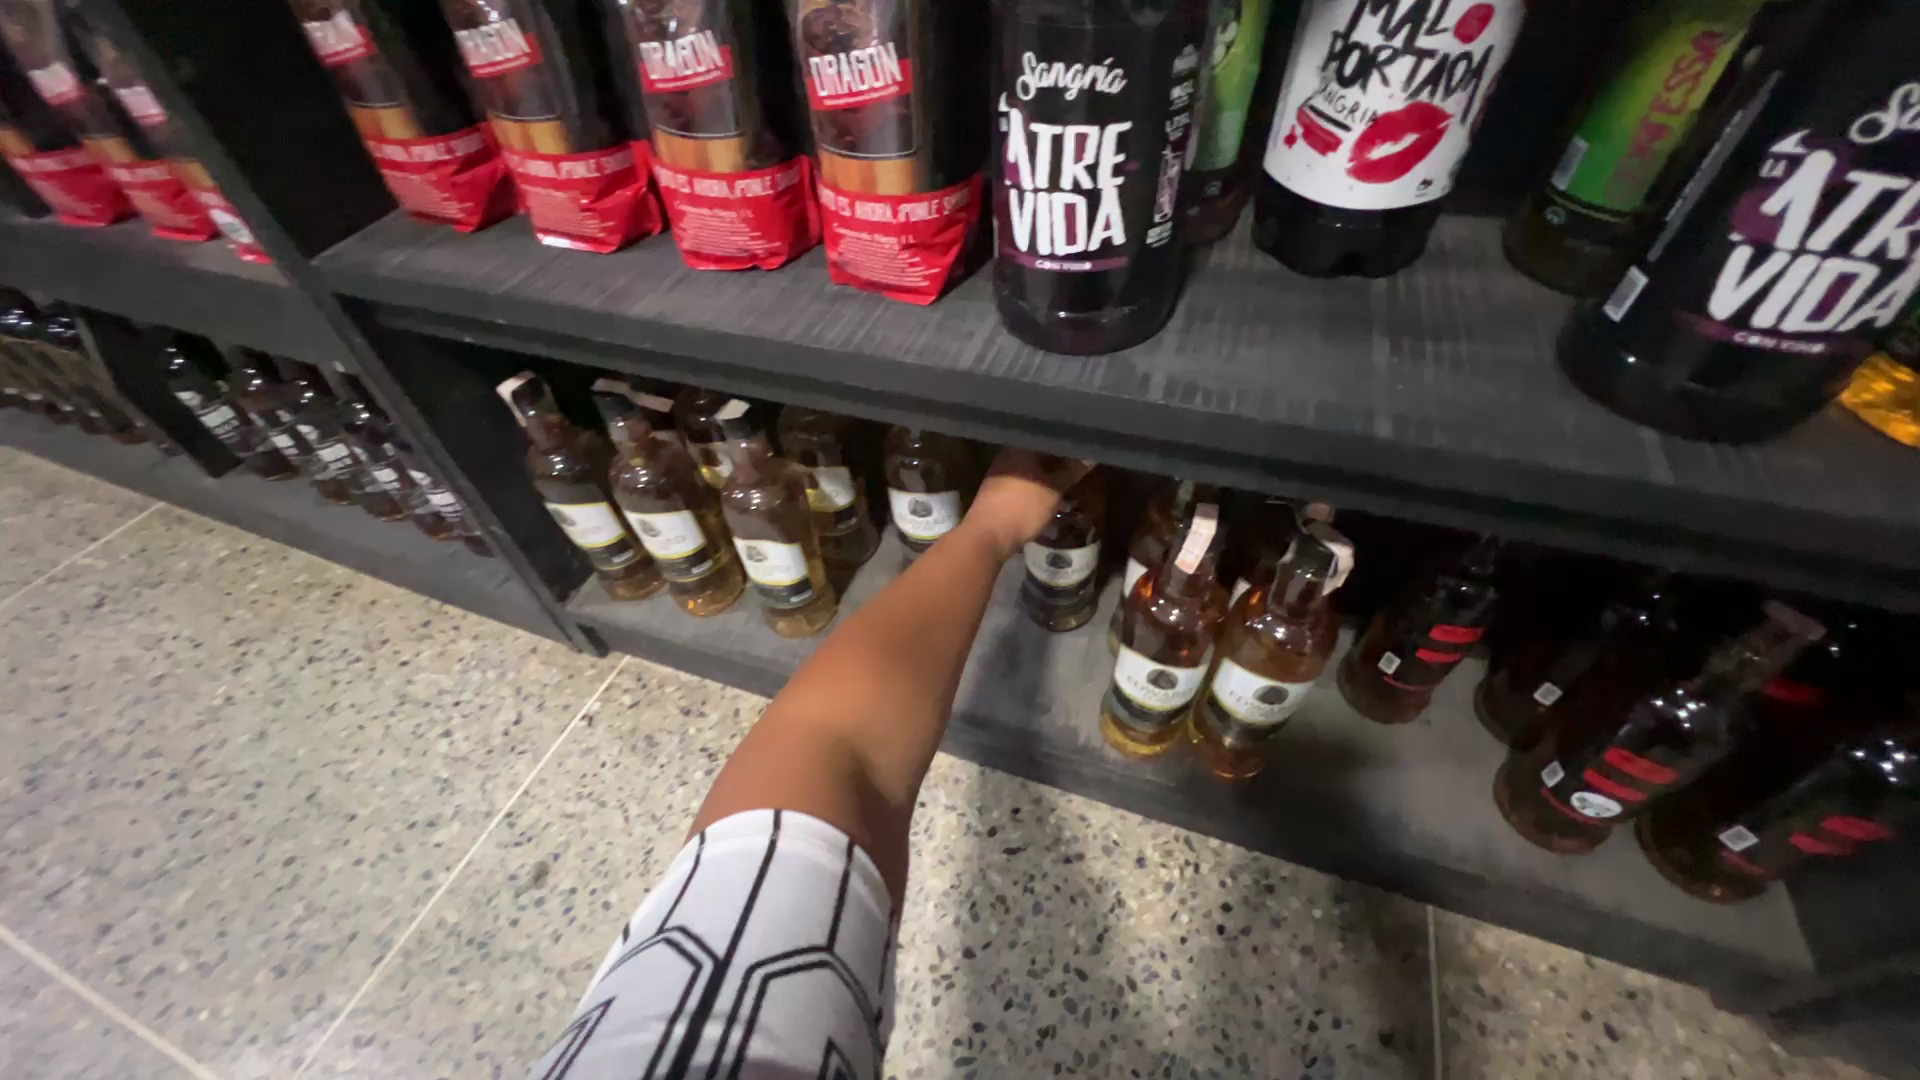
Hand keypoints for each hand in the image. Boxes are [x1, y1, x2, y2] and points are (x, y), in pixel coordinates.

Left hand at [963, 449, 1091, 560]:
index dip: (1066, 441)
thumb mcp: (1054, 490)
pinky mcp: (997, 491)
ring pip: (1030, 468)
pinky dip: (1037, 486)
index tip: (1083, 445)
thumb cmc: (1022, 507)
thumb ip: (1072, 470)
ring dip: (1048, 474)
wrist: (988, 536)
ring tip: (1068, 480)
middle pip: (1038, 452)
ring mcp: (999, 474)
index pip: (1047, 435)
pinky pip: (1022, 482)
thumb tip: (1090, 454)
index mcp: (1019, 447)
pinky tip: (1049, 494)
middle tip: (1080, 464)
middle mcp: (1006, 455)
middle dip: (1058, 459)